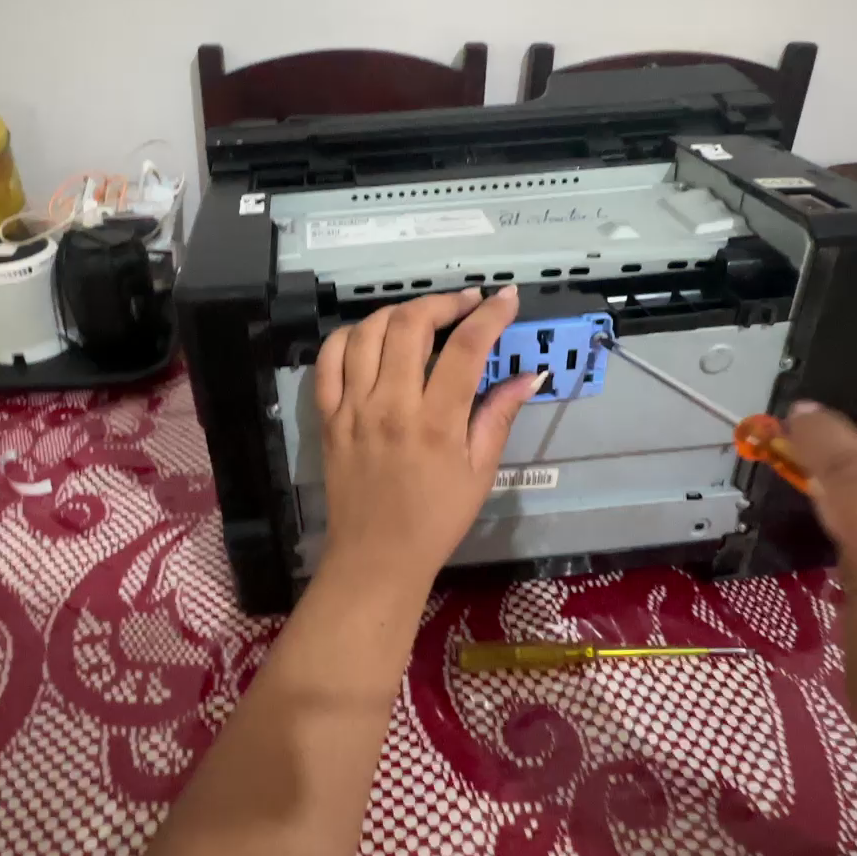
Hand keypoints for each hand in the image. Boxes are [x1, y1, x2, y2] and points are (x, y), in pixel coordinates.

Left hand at [313, 286, 538, 587]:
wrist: (376, 557)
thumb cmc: (436, 519)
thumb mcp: (480, 472)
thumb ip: (499, 416)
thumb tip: (529, 375)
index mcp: (436, 422)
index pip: (466, 349)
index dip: (490, 315)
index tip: (505, 298)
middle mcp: (390, 405)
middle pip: (410, 325)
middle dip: (443, 302)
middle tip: (465, 304)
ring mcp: (352, 408)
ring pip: (367, 332)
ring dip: (398, 312)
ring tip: (421, 316)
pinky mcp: (327, 415)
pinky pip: (328, 359)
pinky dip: (349, 336)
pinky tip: (370, 336)